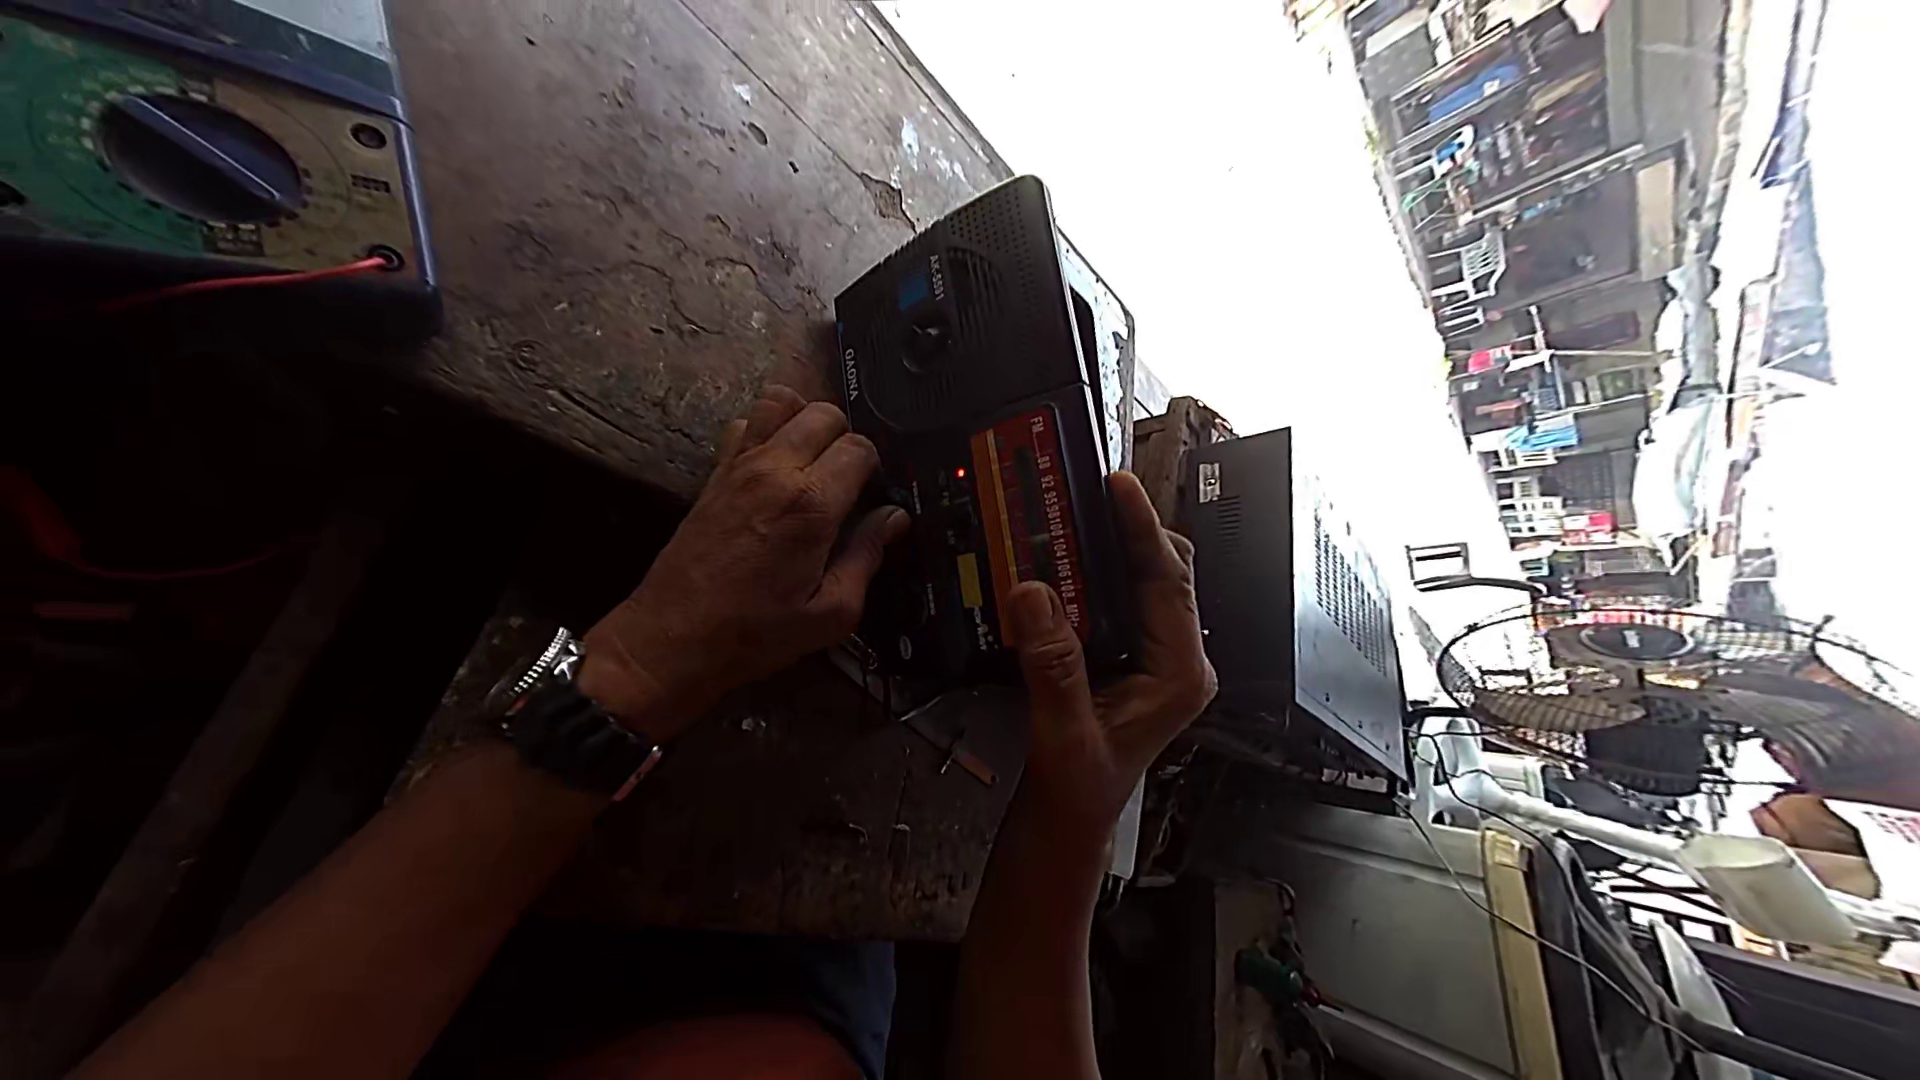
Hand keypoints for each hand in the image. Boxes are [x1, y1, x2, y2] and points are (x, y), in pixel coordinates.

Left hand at [579, 386, 907, 740]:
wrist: (672, 640)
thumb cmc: (757, 634)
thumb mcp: (833, 612)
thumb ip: (867, 556)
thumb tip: (894, 518)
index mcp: (811, 504)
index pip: (858, 447)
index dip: (874, 466)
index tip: (872, 494)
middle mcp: (775, 470)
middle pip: (823, 412)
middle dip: (845, 437)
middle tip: (846, 478)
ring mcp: (738, 465)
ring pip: (780, 401)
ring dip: (804, 420)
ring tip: (813, 460)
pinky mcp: (713, 473)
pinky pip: (743, 422)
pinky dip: (765, 429)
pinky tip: (774, 465)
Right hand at [1006, 471, 1216, 836]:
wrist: (1073, 805)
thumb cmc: (1082, 784)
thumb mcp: (1064, 730)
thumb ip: (1051, 665)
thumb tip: (1035, 597)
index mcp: (1178, 673)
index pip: (1170, 583)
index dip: (1144, 530)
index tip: (1120, 491)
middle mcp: (1174, 655)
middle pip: (1163, 568)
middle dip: (1127, 527)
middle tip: (1087, 495)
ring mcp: (1154, 650)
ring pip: (1142, 575)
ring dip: (1108, 545)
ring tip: (1074, 517)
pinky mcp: (1130, 647)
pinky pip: (1118, 592)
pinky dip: (1091, 569)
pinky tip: (1064, 560)